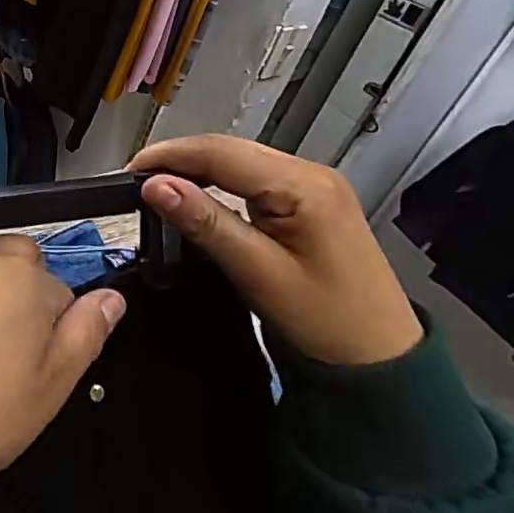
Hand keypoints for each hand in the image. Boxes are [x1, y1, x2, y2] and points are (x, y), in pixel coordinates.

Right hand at [130, 134, 422, 365]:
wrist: (381, 362)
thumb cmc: (328, 323)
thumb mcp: (259, 274)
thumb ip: (206, 224)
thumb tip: (157, 186)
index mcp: (303, 184)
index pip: (223, 152)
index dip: (173, 155)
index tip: (132, 170)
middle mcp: (311, 173)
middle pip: (233, 150)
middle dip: (183, 160)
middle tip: (139, 180)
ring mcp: (315, 185)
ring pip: (244, 162)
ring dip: (202, 170)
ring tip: (161, 187)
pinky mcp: (313, 200)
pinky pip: (259, 179)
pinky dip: (225, 184)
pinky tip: (203, 196)